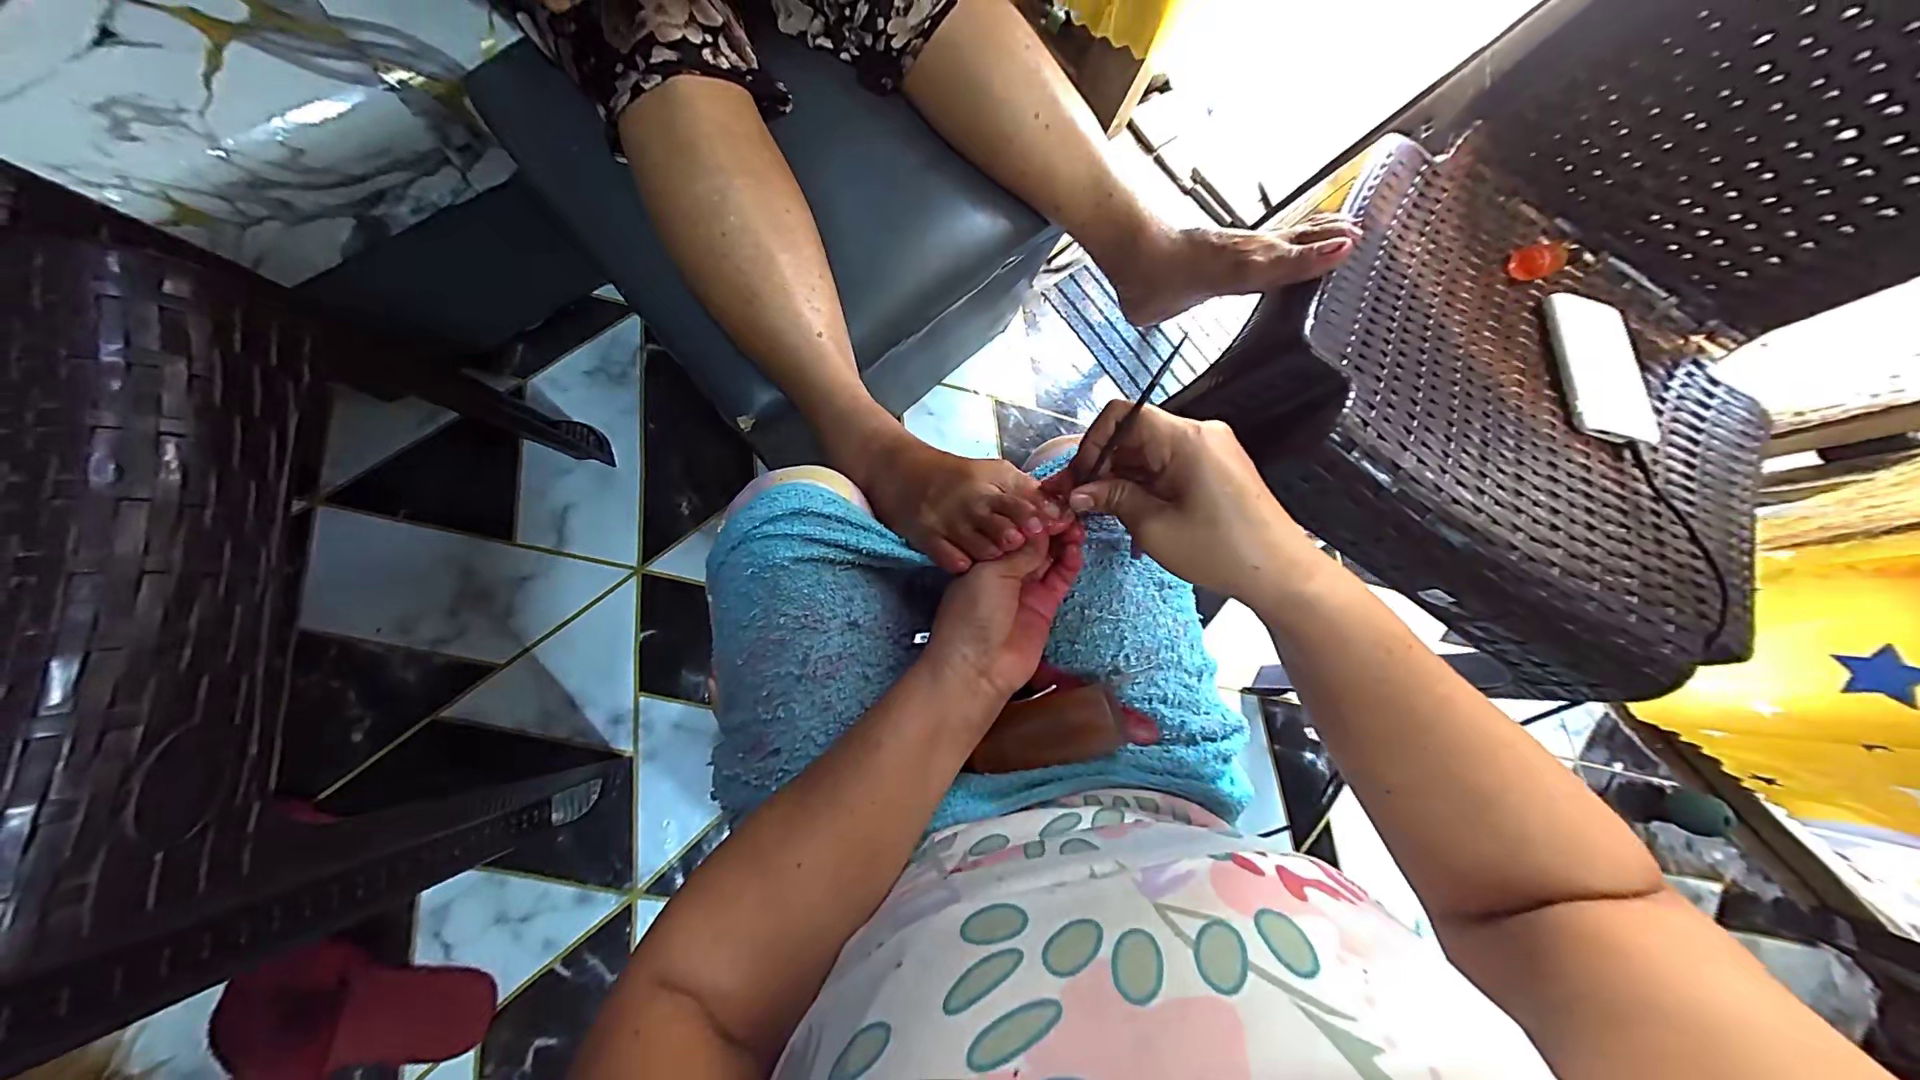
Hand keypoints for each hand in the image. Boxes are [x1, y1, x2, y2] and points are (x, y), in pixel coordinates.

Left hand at [923, 525, 1083, 700]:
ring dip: (1063, 540)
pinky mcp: (1044, 605)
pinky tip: (1076, 547)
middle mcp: (1005, 570)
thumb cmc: (972, 617)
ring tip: (1076, 525)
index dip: (1032, 516)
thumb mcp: (992, 574)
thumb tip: (1044, 526)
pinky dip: (1069, 562)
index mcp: (985, 557)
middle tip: (1069, 510)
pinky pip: (1060, 578)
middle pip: (1034, 541)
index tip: (1051, 501)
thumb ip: (1021, 551)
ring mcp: (1026, 588)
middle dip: (1051, 524)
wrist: (978, 668)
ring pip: (1050, 557)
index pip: (1012, 530)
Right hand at [1039, 403, 1317, 598]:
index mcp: (1186, 439)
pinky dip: (1144, 482)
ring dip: (1121, 476)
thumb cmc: (1226, 550)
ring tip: (1104, 510)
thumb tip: (1079, 491)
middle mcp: (1200, 434)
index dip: (1092, 442)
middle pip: (1133, 433)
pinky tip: (1132, 509)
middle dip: (1103, 464)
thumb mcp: (1154, 526)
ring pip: (1147, 450)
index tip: (1080, 475)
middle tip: (1081, 498)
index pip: (1122, 414)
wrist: (1279, 572)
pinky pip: (1166, 462)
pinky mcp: (1213, 466)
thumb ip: (1112, 499)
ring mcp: (1209, 449)